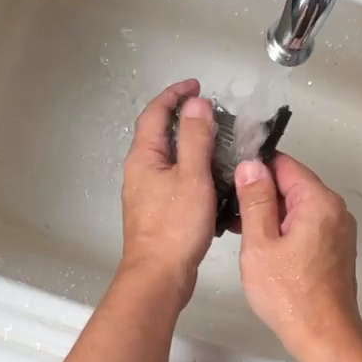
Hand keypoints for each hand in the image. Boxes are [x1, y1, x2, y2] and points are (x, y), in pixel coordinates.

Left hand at [118, 79, 217, 305]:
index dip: (175, 95)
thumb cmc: (175, 227)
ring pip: (171, 161)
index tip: (197, 86)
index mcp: (143, 158)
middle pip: (161, 135)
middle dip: (186, 120)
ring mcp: (147, 195)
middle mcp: (140, 173)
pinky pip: (177, 183)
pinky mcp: (158, 214)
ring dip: (193, 149)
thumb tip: (196, 104)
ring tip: (221, 146)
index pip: (155, 113)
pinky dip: (195, 175)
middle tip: (214, 115)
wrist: (159, 276)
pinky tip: (215, 183)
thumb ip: (195, 138)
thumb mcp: (192, 176)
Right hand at [234, 154, 361, 361]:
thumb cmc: (289, 294)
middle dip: (261, 194)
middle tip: (230, 213)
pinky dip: (285, 231)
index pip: (283, 164)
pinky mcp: (335, 249)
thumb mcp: (260, 244)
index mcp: (318, 202)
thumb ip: (255, 200)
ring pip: (298, 208)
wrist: (323, 335)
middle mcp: (335, 210)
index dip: (254, 169)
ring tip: (242, 234)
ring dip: (271, 215)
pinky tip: (264, 249)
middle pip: (292, 185)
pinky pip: (307, 226)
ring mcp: (338, 230)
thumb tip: (250, 165)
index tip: (230, 182)